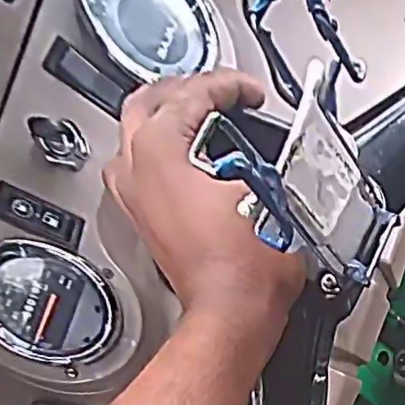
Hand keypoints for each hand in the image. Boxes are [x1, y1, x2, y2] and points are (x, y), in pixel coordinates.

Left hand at [104, 71, 304, 339]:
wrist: (233, 317)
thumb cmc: (245, 274)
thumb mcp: (270, 203)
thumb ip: (264, 170)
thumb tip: (265, 164)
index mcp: (160, 151)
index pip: (193, 95)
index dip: (228, 87)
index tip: (249, 92)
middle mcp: (136, 170)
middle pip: (149, 103)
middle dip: (186, 94)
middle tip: (217, 97)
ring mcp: (134, 199)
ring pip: (136, 137)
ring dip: (166, 123)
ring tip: (197, 126)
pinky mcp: (144, 224)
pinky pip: (141, 173)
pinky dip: (162, 160)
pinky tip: (187, 168)